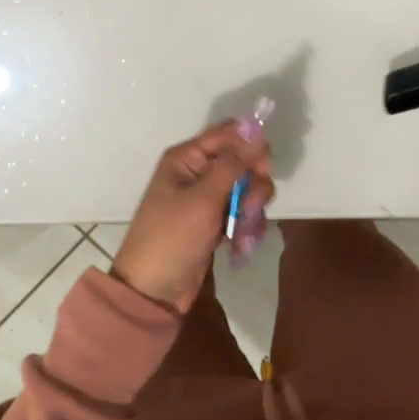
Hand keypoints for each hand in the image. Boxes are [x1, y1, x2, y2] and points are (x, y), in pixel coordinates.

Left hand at [111, 115, 272, 311]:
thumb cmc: (172, 238)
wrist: (154, 291)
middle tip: (251, 207)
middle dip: (254, 185)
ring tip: (242, 234)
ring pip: (248, 189)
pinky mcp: (216, 221)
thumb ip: (233, 164)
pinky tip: (241, 245)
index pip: (229, 133)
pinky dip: (247, 226)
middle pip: (244, 161)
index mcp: (187, 158)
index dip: (251, 145)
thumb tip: (256, 128)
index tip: (263, 169)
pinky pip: (243, 212)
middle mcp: (198, 171)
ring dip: (252, 211)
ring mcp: (208, 198)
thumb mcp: (204, 199)